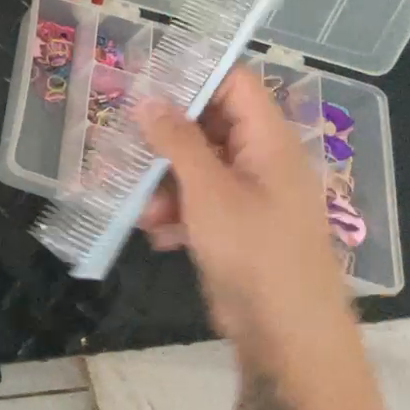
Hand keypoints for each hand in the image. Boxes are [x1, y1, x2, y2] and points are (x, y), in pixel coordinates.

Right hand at [136, 71, 350, 353]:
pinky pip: (199, 201)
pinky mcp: (237, 227)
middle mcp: (263, 162)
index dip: (193, 75)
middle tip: (122, 137)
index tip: (143, 78)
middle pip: (210, 125)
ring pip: (197, 166)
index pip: (235, 84)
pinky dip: (176, 211)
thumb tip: (148, 98)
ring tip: (142, 207)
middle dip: (165, 136)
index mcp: (270, 143)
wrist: (288, 335)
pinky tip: (159, 233)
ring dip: (164, 182)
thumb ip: (177, 140)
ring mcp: (251, 196)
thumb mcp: (208, 190)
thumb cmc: (255, 251)